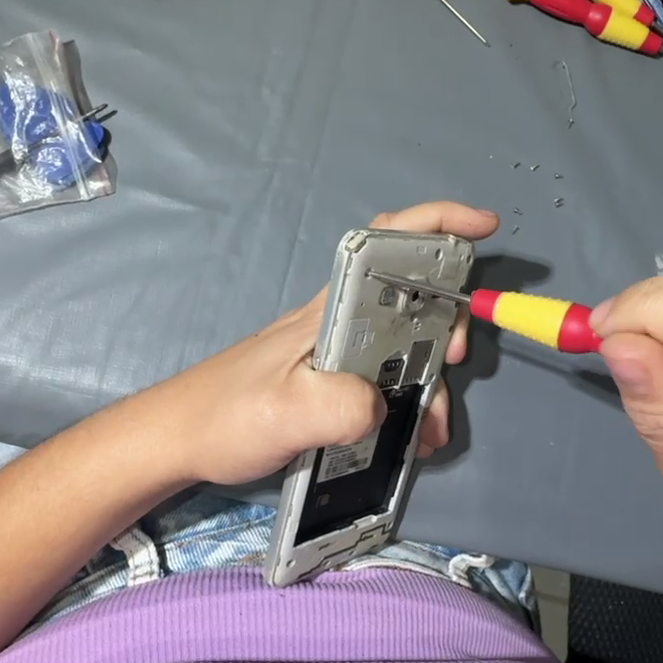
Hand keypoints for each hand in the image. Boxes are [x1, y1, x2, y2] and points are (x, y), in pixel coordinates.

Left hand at [144, 202, 500, 486]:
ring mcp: (337, 350)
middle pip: (414, 295)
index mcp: (332, 310)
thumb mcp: (288, 413)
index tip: (483, 229)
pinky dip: (409, 403)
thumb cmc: (226, 416)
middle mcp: (340, 320)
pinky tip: (411, 435)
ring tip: (431, 427)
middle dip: (449, 322)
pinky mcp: (330, 380)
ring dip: (431, 382)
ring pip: (405, 346)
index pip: (390, 240)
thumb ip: (344, 407)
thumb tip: (384, 408)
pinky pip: (386, 379)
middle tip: (453, 362)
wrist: (179, 439)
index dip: (440, 222)